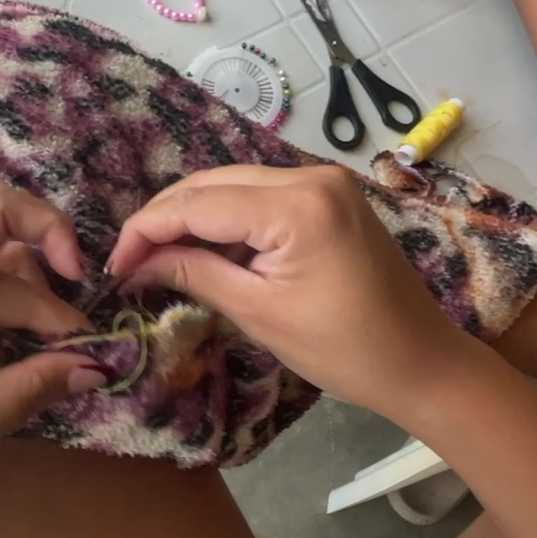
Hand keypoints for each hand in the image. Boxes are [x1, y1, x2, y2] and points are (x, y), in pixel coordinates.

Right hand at [108, 166, 463, 418]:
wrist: (423, 361)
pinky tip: (203, 248)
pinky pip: (259, 195)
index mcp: (296, 206)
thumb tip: (135, 264)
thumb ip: (193, 274)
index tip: (114, 266)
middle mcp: (309, 176)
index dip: (146, 230)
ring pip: (231, 184)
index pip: (198, 203)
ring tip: (157, 257)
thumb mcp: (258, 313)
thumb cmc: (344, 350)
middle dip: (163, 219)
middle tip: (129, 262)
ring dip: (191, 217)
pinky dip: (225, 219)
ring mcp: (322, 181)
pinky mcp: (327, 195)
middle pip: (211, 184)